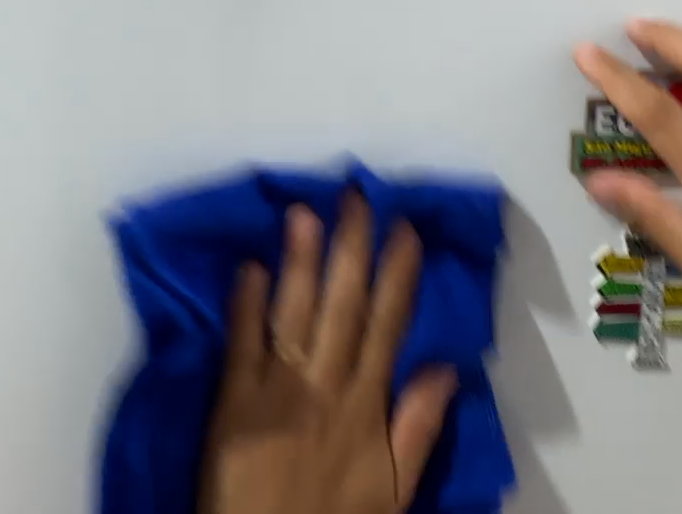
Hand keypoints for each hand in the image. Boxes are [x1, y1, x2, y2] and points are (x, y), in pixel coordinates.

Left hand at [200, 195, 460, 513]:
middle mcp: (325, 385)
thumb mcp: (395, 491)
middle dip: (352, 248)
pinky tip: (250, 265)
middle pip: (343, 306)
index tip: (405, 227)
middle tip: (356, 196)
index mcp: (366, 404)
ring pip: (294, 314)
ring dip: (301, 261)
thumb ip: (419, 427)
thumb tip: (447, 366)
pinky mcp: (233, 403)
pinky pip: (242, 346)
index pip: (388, 324)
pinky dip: (246, 306)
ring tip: (305, 212)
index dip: (398, 274)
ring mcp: (277, 391)